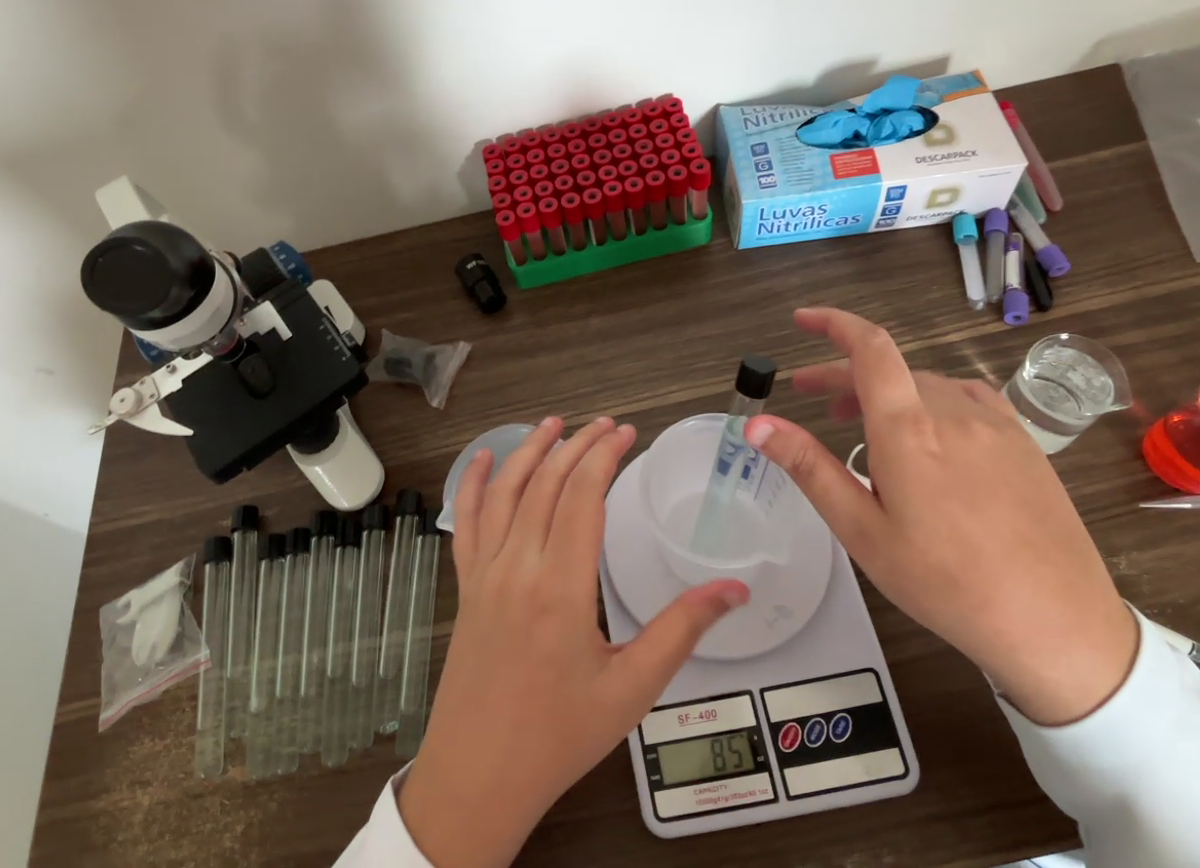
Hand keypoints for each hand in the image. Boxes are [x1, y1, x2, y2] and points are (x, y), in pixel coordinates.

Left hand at [397, 417, 748, 867]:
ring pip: (504, 493)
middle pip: (545, 484)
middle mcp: (517, 569)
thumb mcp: (631, 689)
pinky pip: (466, 524)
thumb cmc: (556, 737)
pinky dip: (475, 485)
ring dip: (528, 452)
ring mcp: (484, 576)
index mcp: (560, 588)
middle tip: (605, 426)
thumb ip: (682, 631)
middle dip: (576, 446)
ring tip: (553, 424)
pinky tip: (484, 460)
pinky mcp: (467, 589)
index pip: (582, 495)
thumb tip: (732, 590)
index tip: (627, 434)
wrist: (478, 776)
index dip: (605, 456)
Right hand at [744, 308, 1136, 725]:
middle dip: (844, 375)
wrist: (1055, 621)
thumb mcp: (863, 532)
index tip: (802, 319)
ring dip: (887, 392)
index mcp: (909, 430)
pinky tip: (928, 432)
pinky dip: (930, 401)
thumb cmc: (944, 583)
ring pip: (928, 386)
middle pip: (892, 370)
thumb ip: (810, 469)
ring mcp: (997, 425)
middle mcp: (954, 412)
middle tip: (810, 398)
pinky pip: (966, 401)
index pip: (869, 349)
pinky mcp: (1024, 443)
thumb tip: (757, 424)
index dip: (833, 323)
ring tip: (860, 423)